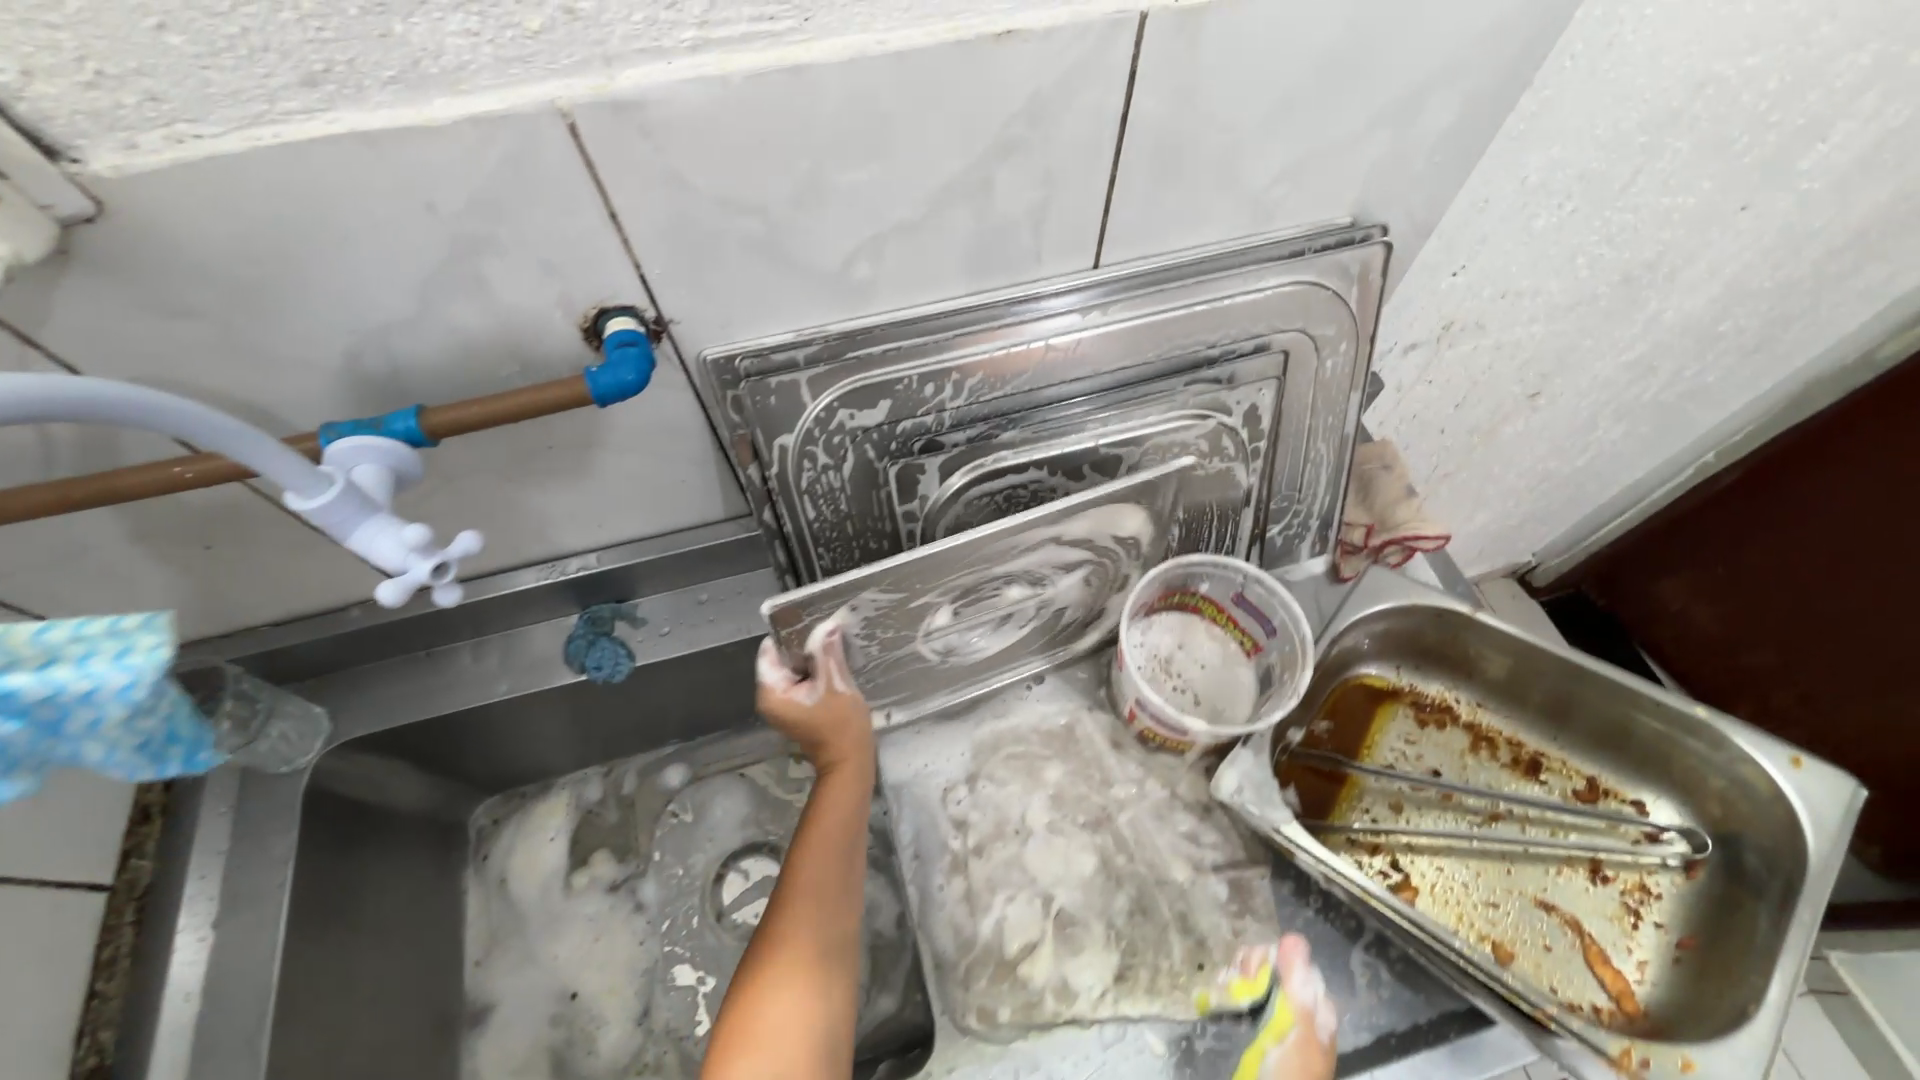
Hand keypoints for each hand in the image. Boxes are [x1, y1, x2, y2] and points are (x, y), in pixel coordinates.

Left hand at [756, 627, 873, 775]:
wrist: (851, 763)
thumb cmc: (841, 726)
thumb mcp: (836, 683)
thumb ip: (827, 652)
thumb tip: (827, 625)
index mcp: (771, 692)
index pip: (770, 651)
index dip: (790, 634)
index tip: (812, 622)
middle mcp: (771, 698)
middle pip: (782, 659)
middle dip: (804, 645)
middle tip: (828, 630)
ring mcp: (784, 705)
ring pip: (795, 669)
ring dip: (813, 658)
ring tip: (834, 644)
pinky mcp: (798, 708)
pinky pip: (803, 680)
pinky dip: (816, 672)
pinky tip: (834, 664)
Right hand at [1217, 935, 1336, 1079]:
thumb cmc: (1289, 1075)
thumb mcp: (1297, 1031)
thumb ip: (1297, 986)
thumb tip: (1293, 936)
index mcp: (1313, 1009)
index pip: (1292, 963)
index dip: (1271, 959)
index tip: (1251, 965)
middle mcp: (1292, 1009)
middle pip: (1269, 969)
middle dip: (1250, 968)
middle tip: (1238, 980)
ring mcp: (1268, 1019)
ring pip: (1250, 980)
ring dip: (1235, 979)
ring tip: (1225, 989)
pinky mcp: (1247, 1028)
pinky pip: (1236, 996)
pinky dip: (1225, 991)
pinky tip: (1218, 994)